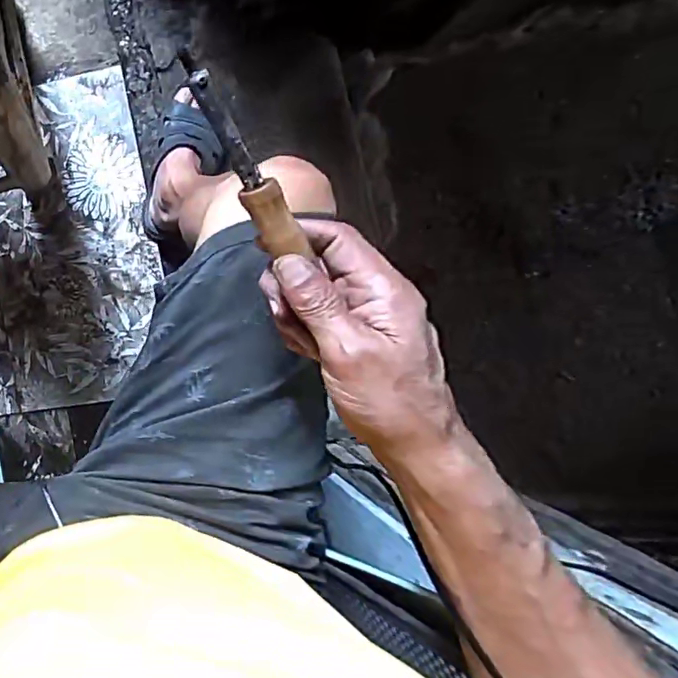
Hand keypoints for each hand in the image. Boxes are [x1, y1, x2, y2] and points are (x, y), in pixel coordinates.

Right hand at [260, 219, 461, 460]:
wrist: (414, 445)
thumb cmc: (391, 401)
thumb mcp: (347, 349)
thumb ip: (316, 301)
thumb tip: (286, 260)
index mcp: (382, 288)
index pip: (337, 238)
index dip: (299, 232)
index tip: (263, 241)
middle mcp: (371, 293)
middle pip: (315, 262)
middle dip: (289, 283)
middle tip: (284, 312)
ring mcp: (360, 312)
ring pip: (307, 289)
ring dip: (292, 310)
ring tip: (302, 340)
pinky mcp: (348, 329)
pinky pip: (310, 313)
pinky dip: (300, 327)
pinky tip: (308, 350)